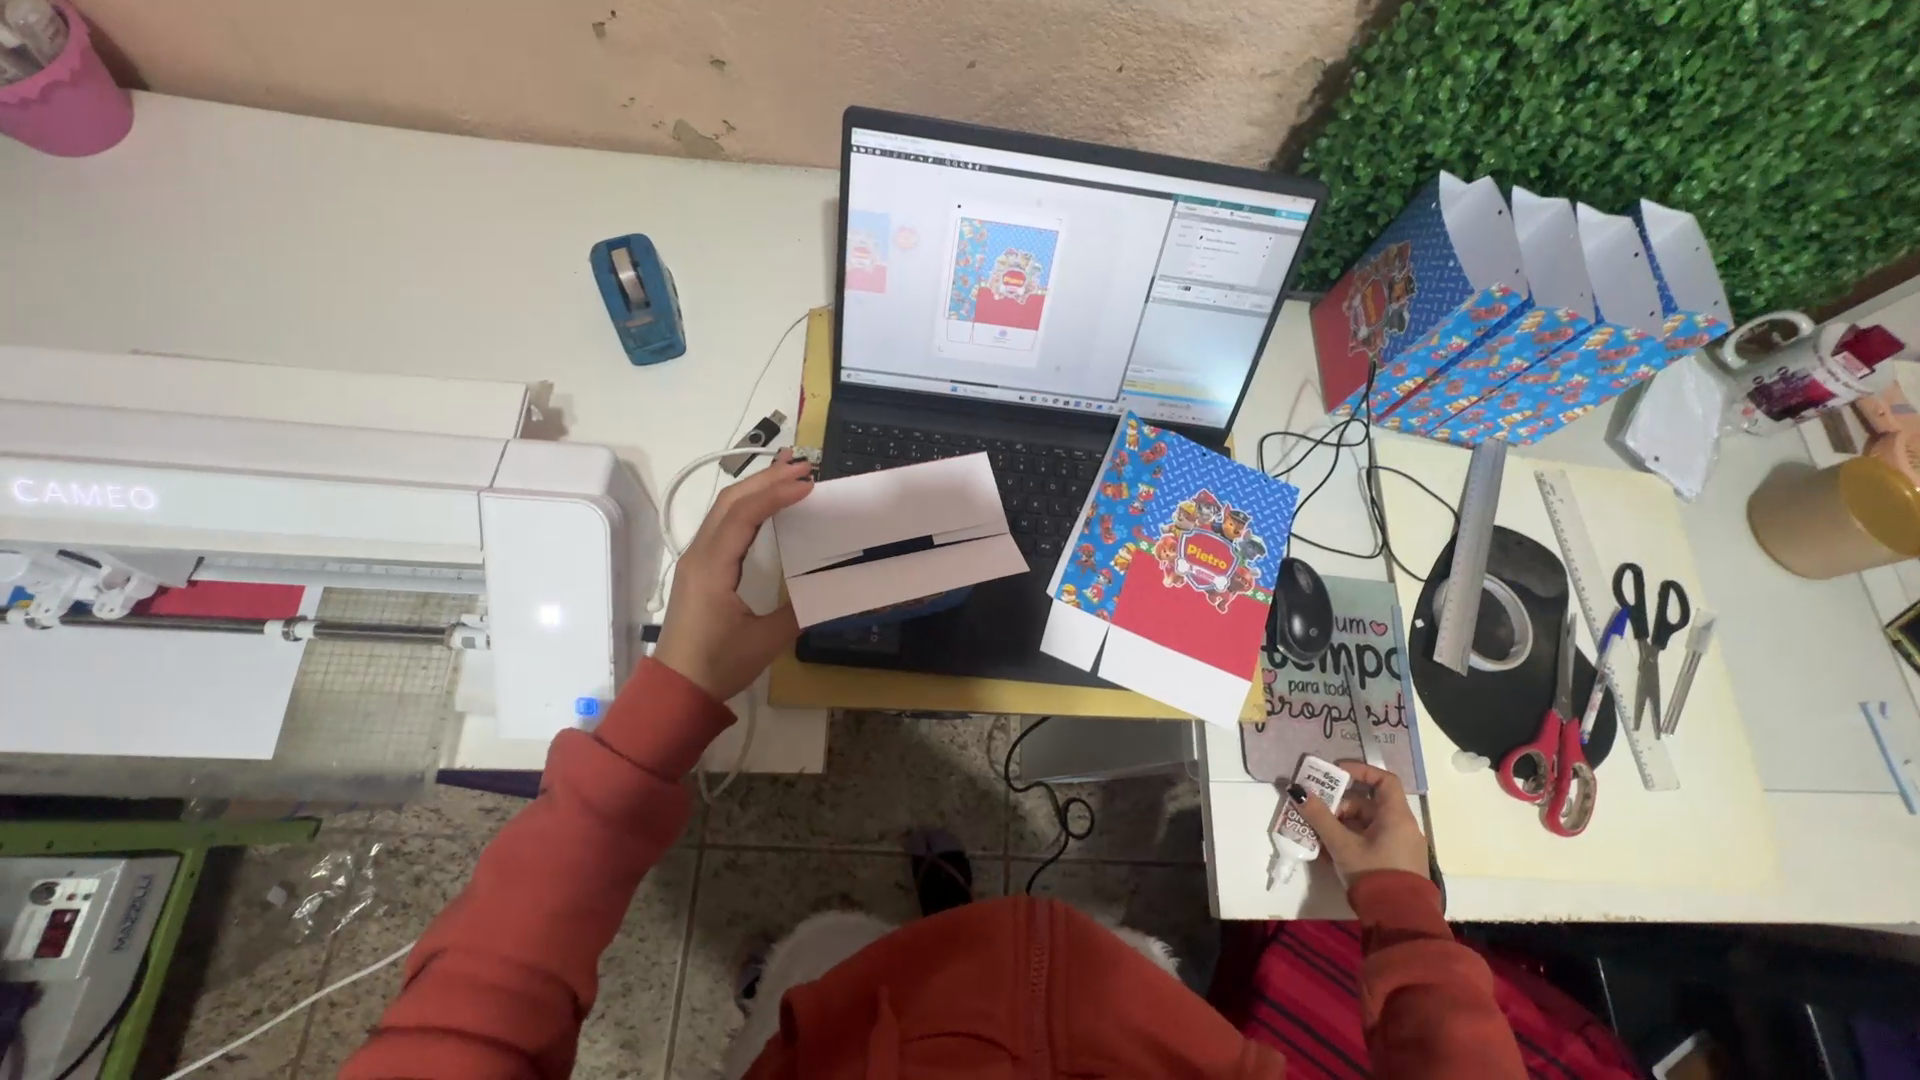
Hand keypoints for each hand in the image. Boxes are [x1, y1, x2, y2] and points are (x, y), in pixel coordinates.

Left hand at [653, 451, 813, 702]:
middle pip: (730, 502)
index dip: (775, 495)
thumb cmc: (719, 664)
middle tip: (804, 465)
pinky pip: (723, 524)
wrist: (678, 688)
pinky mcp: (701, 567)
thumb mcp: (765, 640)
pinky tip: (768, 503)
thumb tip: (828, 585)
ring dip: (756, 488)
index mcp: (712, 567)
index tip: (808, 484)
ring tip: (789, 473)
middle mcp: (700, 554)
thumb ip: (797, 609)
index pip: (743, 516)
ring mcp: (697, 559)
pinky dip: (748, 506)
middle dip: (767, 479)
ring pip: (724, 509)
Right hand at [1292, 761, 1429, 881]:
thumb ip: (1318, 816)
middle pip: (1369, 803)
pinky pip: (1372, 840)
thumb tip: (1297, 791)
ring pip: (1368, 823)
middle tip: (1318, 810)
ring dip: (1342, 823)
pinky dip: (1352, 838)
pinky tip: (1331, 850)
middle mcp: (1404, 827)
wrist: (1399, 919)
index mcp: (1396, 817)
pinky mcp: (1397, 862)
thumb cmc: (1372, 873)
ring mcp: (1401, 846)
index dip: (1360, 771)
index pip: (1384, 780)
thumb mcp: (1341, 844)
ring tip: (1318, 832)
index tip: (1336, 773)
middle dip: (1340, 804)